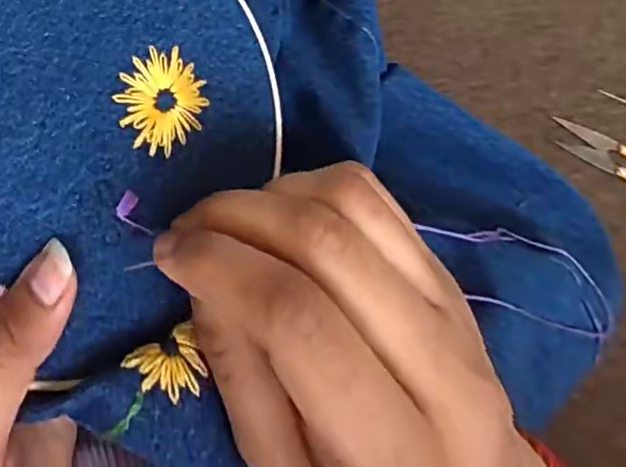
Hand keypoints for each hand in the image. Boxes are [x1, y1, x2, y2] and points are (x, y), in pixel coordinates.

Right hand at [154, 163, 539, 466]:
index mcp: (399, 451)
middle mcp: (446, 370)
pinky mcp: (449, 274)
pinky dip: (308, 186)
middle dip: (232, 216)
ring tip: (230, 223)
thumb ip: (237, 373)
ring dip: (268, 194)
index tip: (169, 252)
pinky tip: (278, 215)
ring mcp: (456, 311)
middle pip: (322, 242)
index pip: (298, 319)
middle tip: (186, 229)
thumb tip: (199, 272)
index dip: (219, 267)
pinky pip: (372, 195)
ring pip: (349, 201)